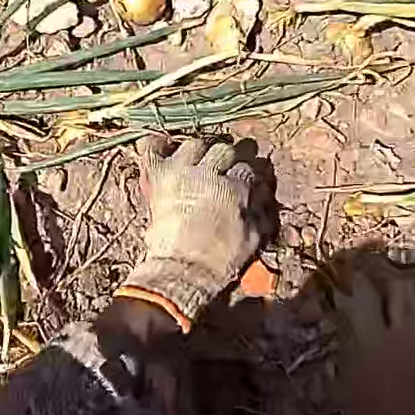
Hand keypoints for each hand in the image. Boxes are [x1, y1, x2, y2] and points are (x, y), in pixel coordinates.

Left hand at [115, 136, 261, 330]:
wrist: (181, 270)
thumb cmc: (220, 261)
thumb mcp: (252, 239)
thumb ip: (260, 212)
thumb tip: (261, 194)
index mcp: (236, 188)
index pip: (247, 168)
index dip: (248, 174)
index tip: (246, 181)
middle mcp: (209, 174)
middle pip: (224, 150)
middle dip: (229, 157)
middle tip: (226, 167)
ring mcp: (181, 172)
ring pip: (194, 144)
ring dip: (200, 150)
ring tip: (200, 160)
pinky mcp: (158, 177)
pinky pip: (153, 149)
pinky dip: (158, 145)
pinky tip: (165, 147)